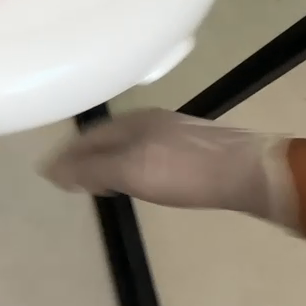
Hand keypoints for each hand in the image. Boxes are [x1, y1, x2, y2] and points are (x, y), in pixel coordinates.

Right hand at [42, 108, 296, 225]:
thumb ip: (89, 170)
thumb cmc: (185, 172)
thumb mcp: (129, 171)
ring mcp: (175, 134)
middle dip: (86, 158)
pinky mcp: (196, 150)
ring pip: (128, 147)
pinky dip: (131, 166)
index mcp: (130, 122)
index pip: (86, 138)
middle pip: (106, 140)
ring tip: (101, 183)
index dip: (66, 157)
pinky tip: (140, 180)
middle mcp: (149, 122)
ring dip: (109, 163)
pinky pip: (149, 154)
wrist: (255, 174)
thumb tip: (52, 171)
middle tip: (72, 181)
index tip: (51, 176)